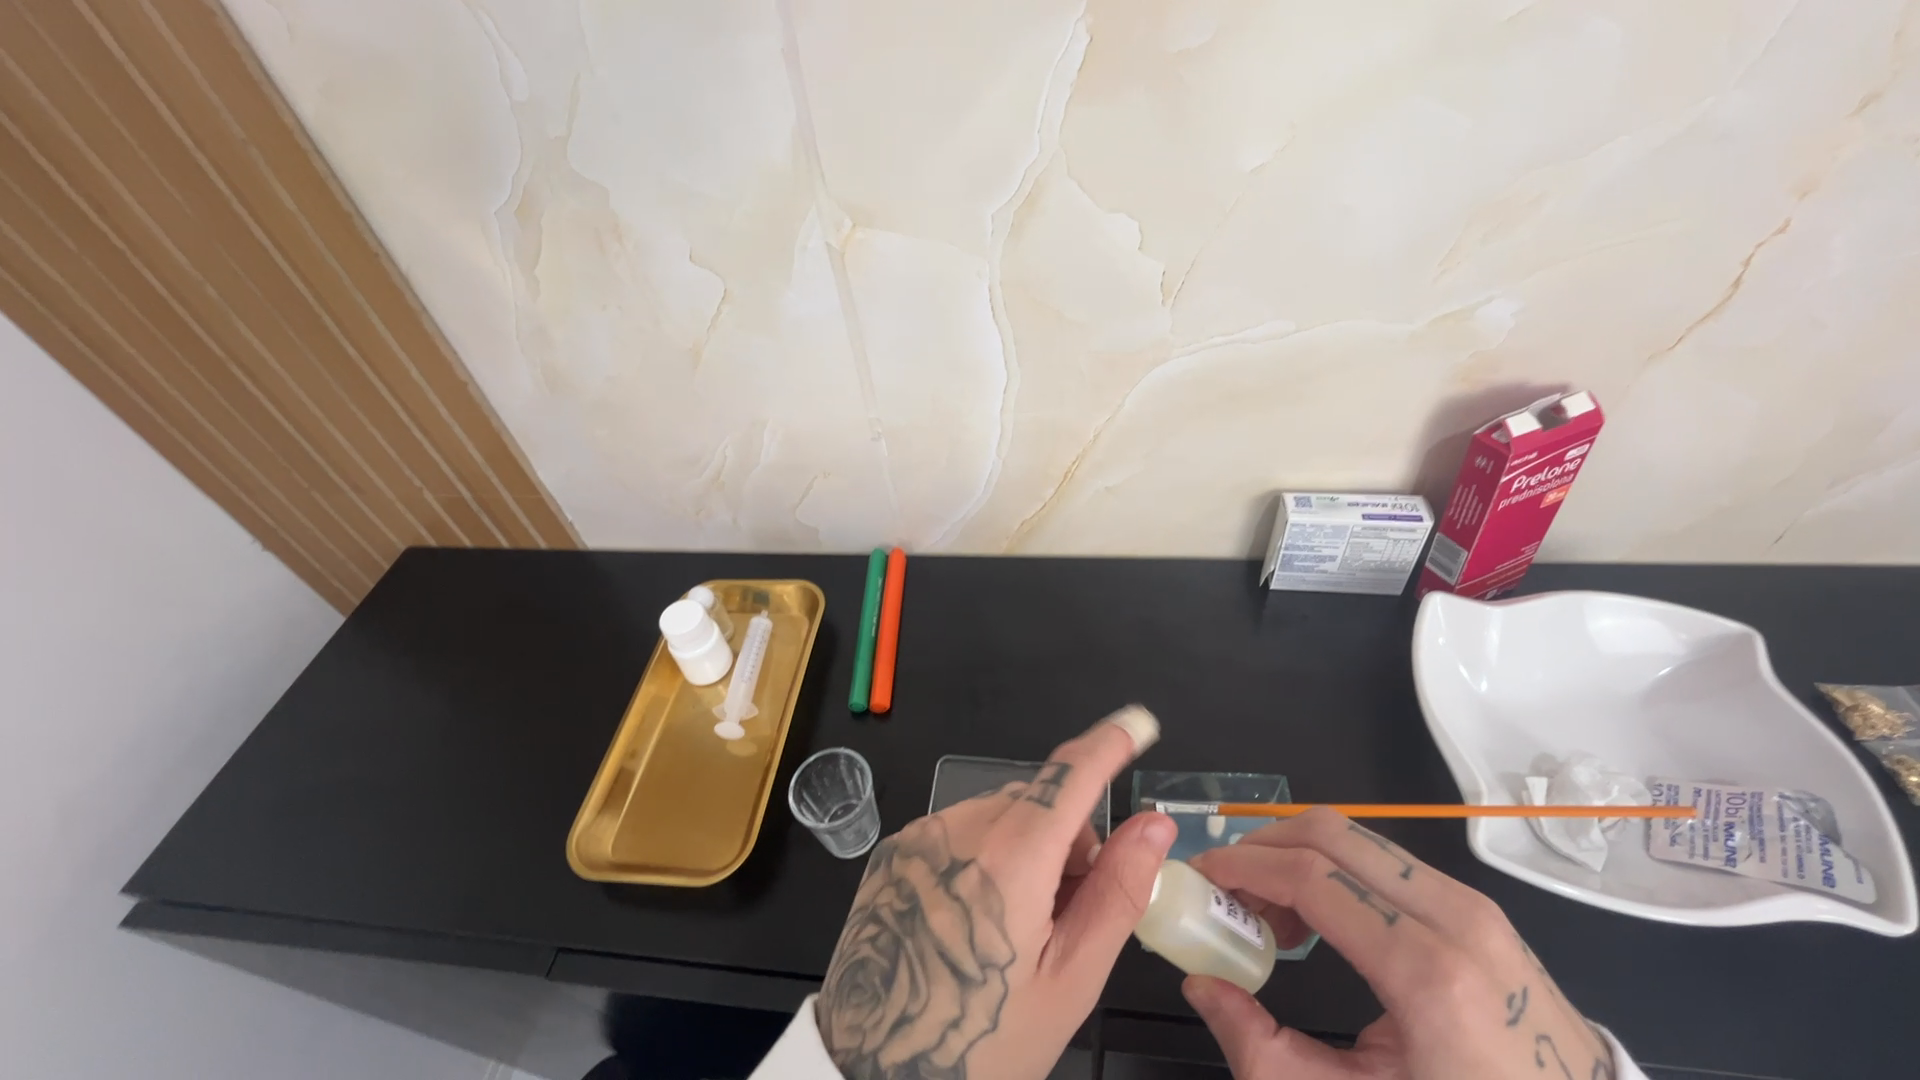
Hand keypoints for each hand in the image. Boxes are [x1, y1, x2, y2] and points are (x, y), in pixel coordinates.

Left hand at [814, 706, 1176, 1079]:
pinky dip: (984, 855)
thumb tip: (1155, 824)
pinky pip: (958, 830)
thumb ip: (1118, 891)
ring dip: (1025, 848)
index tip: (1137, 722)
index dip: (1108, 745)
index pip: (1069, 776)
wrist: (873, 1071)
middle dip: (1067, 842)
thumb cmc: (988, 1039)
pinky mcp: (893, 852)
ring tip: (1015, 927)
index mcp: (1010, 856)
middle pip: (1038, 803)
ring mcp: (918, 836)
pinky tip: (973, 919)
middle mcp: (958, 827)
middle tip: (1066, 915)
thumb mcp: (1070, 978)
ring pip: (999, 814)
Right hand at [1183, 809, 1616, 1079]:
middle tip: (1226, 889)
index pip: (1310, 876)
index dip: (1242, 867)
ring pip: (1356, 837)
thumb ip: (1263, 1050)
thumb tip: (1202, 985)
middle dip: (1261, 846)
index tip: (1202, 880)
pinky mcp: (1479, 908)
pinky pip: (1386, 860)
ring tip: (1268, 913)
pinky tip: (1318, 920)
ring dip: (1295, 855)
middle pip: (1330, 833)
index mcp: (1425, 973)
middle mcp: (1454, 918)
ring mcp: (1474, 906)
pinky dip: (1332, 868)